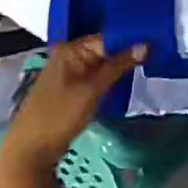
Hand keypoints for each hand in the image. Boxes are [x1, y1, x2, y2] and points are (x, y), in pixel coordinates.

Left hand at [0, 36, 143, 187]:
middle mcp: (68, 55)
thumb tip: (146, 44)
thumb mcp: (92, 89)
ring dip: (120, 66)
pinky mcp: (71, 89)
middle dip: (127, 52)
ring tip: (148, 62)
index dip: (130, 40)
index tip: (155, 41)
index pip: (107, 37)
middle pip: (104, 49)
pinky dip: (110, 78)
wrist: (31, 150)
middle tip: (155, 52)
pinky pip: (96, 76)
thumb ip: (118, 65)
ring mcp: (69, 72)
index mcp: (70, 49)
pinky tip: (128, 79)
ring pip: (101, 64)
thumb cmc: (59, 115)